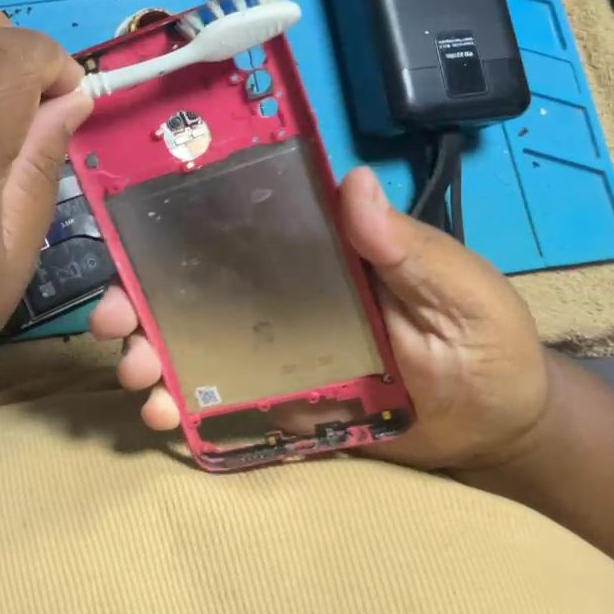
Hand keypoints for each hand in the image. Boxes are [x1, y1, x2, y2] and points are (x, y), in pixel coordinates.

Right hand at [90, 166, 550, 471]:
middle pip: (188, 293)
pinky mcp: (275, 407)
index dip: (169, 234)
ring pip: (190, 348)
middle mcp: (274, 300)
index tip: (125, 243)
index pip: (228, 233)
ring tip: (137, 381)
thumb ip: (408, 246)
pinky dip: (183, 410)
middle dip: (136, 304)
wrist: (503, 433)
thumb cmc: (487, 342)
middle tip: (110, 326)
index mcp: (308, 257)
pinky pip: (218, 405)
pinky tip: (165, 420)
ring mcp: (269, 356)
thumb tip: (355, 179)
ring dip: (148, 357)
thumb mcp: (460, 288)